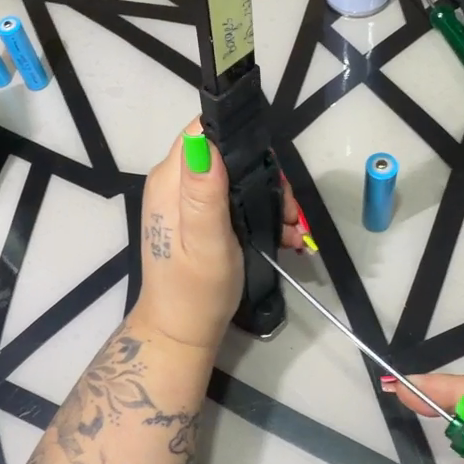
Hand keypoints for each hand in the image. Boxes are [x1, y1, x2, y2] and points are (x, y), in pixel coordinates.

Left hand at [129, 119, 303, 351]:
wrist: (181, 332)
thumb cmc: (196, 290)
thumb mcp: (206, 242)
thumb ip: (205, 193)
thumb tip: (206, 142)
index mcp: (171, 182)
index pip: (201, 131)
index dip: (237, 136)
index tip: (269, 164)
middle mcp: (174, 183)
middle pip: (224, 152)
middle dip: (263, 173)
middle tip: (290, 209)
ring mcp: (186, 200)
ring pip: (234, 176)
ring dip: (267, 196)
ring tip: (293, 227)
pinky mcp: (197, 216)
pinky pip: (232, 198)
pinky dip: (259, 211)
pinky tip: (283, 235)